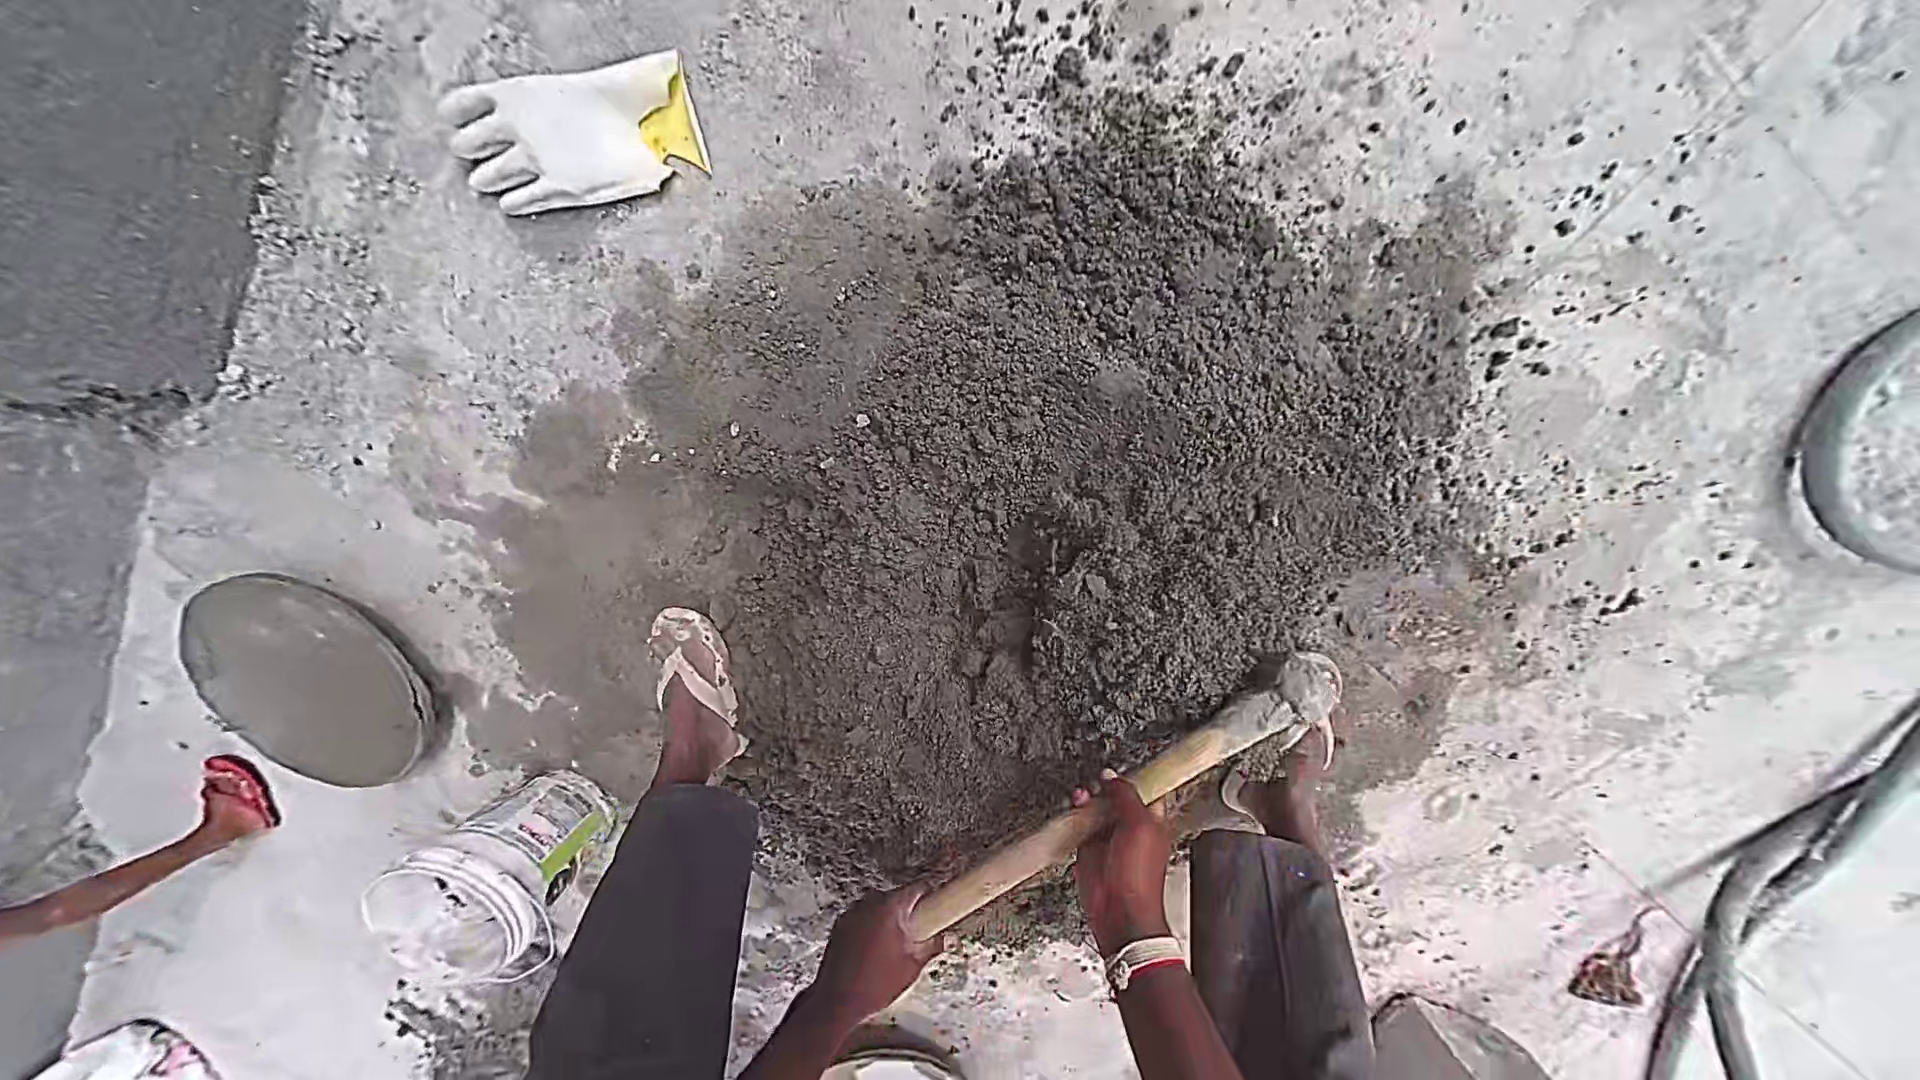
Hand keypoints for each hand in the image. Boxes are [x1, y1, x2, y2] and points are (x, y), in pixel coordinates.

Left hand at [807, 885, 945, 1024]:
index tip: (935, 906)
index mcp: (890, 907)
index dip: (930, 895)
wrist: (836, 1001)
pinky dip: (870, 926)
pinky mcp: (841, 922)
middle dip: (907, 913)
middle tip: (914, 935)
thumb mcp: (912, 967)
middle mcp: (870, 902)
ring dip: (887, 919)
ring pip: (879, 906)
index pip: (917, 887)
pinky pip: (863, 916)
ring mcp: (853, 911)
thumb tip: (948, 937)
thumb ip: (932, 946)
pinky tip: (872, 950)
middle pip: (897, 897)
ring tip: (891, 947)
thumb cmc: (875, 985)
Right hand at [1072, 769, 1173, 955]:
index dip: (1132, 777)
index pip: (1143, 790)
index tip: (1119, 767)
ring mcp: (1109, 837)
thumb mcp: (1138, 824)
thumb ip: (1125, 796)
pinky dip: (1075, 813)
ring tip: (1084, 794)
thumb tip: (1112, 777)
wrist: (1119, 910)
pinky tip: (1075, 806)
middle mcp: (1130, 827)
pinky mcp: (1089, 848)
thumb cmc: (1140, 876)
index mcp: (1151, 820)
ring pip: (1096, 808)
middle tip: (1098, 780)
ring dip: (1088, 798)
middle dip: (1104, 786)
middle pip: (1115, 796)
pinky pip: (1080, 824)